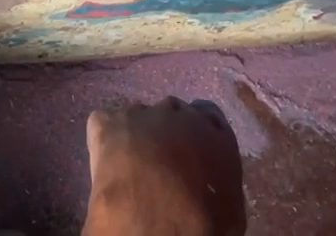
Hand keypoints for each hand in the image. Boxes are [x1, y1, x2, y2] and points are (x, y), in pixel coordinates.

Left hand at [82, 99, 245, 235]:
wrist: (157, 224)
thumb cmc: (203, 222)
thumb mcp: (230, 206)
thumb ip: (221, 177)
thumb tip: (211, 179)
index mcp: (212, 129)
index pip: (208, 117)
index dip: (198, 135)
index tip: (193, 154)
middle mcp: (176, 111)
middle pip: (171, 112)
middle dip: (167, 132)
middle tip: (163, 164)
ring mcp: (139, 112)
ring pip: (137, 117)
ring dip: (137, 136)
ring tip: (133, 168)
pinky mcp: (107, 121)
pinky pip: (104, 123)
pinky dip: (105, 140)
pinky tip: (108, 163)